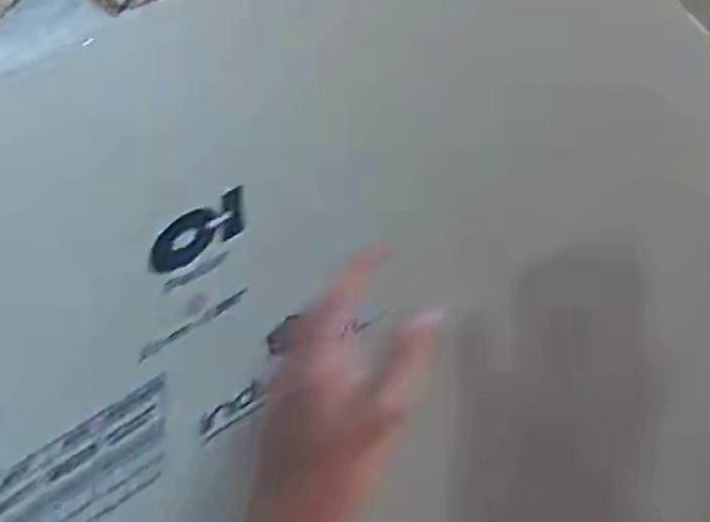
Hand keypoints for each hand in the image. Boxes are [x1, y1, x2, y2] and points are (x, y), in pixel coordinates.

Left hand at [248, 247, 443, 521]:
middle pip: (315, 311)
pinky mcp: (278, 412)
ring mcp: (280, 390)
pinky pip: (301, 354)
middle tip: (372, 273)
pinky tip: (338, 353)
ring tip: (358, 305)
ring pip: (305, 334)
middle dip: (344, 286)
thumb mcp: (386, 410)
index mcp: (319, 358)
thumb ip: (408, 357)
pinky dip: (323, 337)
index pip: (338, 296)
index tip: (386, 247)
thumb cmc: (341, 462)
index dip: (361, 266)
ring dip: (331, 311)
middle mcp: (293, 366)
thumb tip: (432, 311)